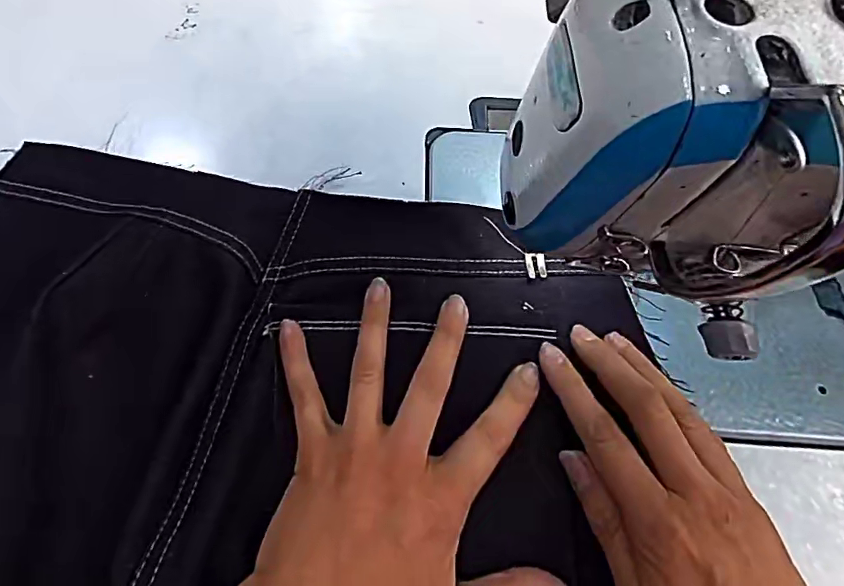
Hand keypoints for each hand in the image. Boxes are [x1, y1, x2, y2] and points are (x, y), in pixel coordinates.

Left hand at [247, 279, 554, 585]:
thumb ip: (505, 585)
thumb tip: (554, 583)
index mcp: (437, 495)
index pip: (488, 439)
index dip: (513, 403)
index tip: (529, 368)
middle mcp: (399, 459)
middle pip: (429, 386)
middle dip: (446, 341)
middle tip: (456, 305)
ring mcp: (355, 448)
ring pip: (368, 372)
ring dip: (375, 326)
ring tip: (381, 289)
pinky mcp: (314, 451)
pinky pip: (304, 397)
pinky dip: (295, 361)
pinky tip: (289, 329)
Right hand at [538, 326, 806, 585]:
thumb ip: (604, 521)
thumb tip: (576, 464)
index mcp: (661, 526)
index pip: (605, 435)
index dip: (574, 389)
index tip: (556, 362)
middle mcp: (697, 496)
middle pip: (646, 406)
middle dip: (608, 363)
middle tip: (583, 336)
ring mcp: (727, 490)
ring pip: (681, 408)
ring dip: (645, 368)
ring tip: (618, 344)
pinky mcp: (748, 493)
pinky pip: (709, 430)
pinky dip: (680, 399)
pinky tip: (666, 388)